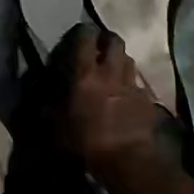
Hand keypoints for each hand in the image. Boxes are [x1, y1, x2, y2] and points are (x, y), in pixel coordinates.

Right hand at [53, 24, 167, 175]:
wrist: (128, 160)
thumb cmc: (88, 144)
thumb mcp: (61, 128)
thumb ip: (55, 109)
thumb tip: (46, 101)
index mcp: (86, 76)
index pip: (85, 39)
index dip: (82, 32)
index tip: (79, 34)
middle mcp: (111, 73)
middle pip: (114, 41)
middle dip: (106, 40)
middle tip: (99, 47)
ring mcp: (132, 84)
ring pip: (129, 59)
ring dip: (120, 59)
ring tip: (112, 69)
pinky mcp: (147, 98)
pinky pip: (137, 83)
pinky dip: (131, 84)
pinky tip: (126, 95)